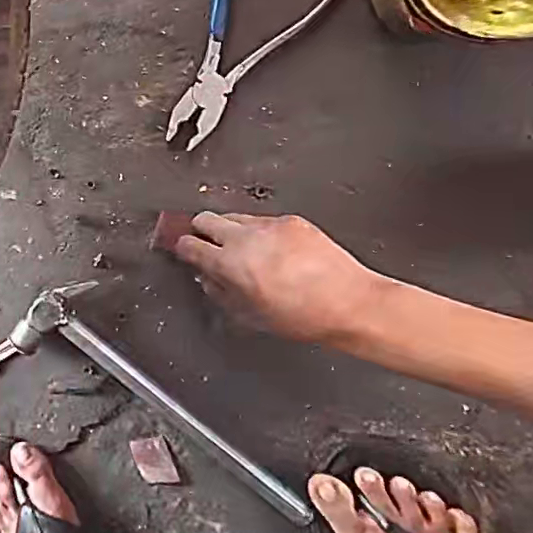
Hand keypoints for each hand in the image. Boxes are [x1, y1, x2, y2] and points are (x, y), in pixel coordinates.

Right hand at [170, 212, 391, 342]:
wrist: (350, 303)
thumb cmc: (304, 316)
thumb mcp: (248, 314)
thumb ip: (219, 292)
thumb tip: (207, 279)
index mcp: (229, 263)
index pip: (189, 244)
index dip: (182, 247)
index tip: (183, 249)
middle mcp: (246, 238)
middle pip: (205, 218)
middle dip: (200, 230)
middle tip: (204, 242)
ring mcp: (270, 225)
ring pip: (234, 217)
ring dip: (230, 231)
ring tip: (243, 251)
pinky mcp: (292, 221)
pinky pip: (263, 220)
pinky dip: (259, 232)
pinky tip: (271, 251)